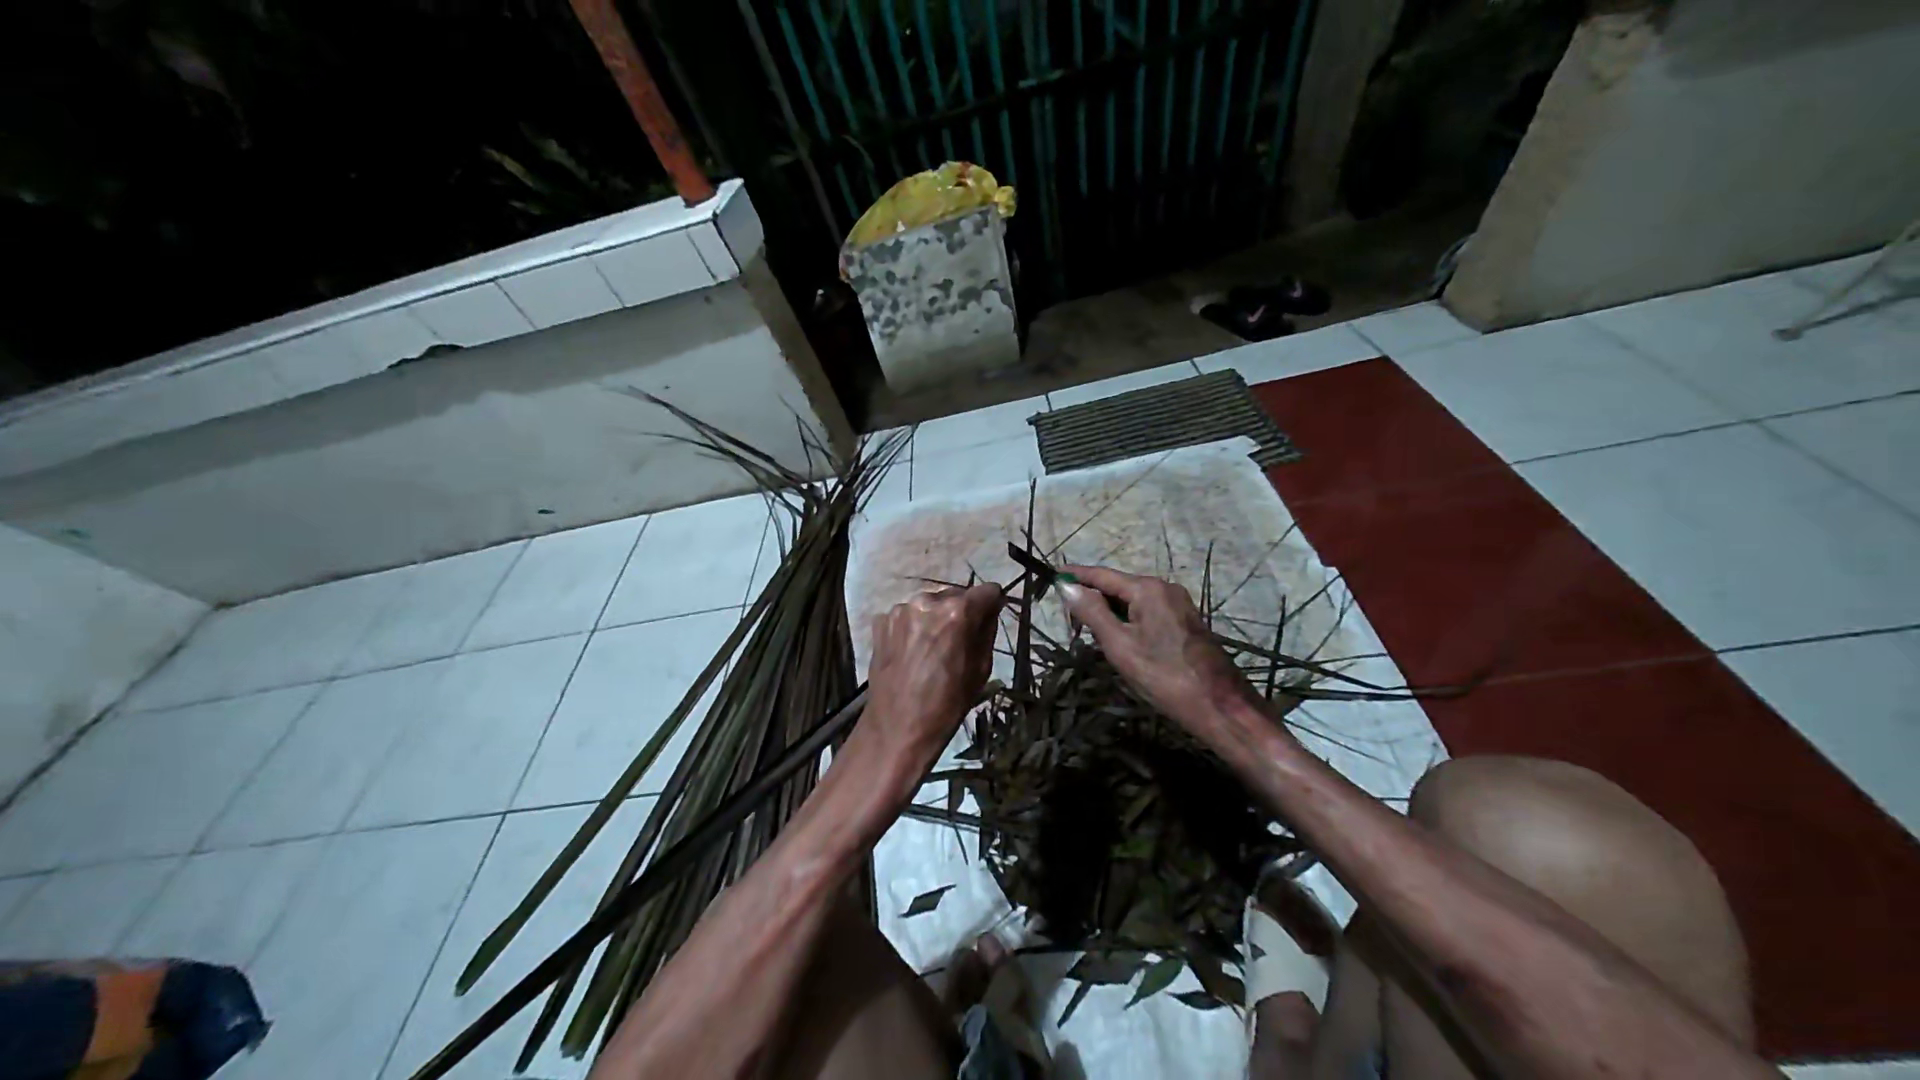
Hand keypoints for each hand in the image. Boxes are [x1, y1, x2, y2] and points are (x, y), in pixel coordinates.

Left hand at [864, 583, 1003, 769]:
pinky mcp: (882, 621)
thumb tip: (990, 609)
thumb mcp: (981, 668)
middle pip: (955, 595)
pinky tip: (911, 652)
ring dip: (935, 619)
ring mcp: (900, 609)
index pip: (987, 590)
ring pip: (929, 606)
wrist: (898, 726)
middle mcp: (927, 601)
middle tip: (957, 641)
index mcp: (957, 612)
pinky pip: (907, 616)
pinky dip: (913, 628)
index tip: (989, 618)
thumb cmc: (947, 703)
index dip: (991, 604)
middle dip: (960, 612)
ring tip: (931, 649)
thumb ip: (987, 630)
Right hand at [1059, 565, 1263, 748]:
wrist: (1218, 705)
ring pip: (1133, 600)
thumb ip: (1092, 613)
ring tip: (1085, 628)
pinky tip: (1115, 637)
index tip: (1052, 574)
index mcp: (1148, 589)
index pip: (1102, 575)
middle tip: (1066, 616)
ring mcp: (1178, 604)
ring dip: (1109, 611)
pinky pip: (1147, 612)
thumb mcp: (1119, 645)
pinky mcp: (1184, 622)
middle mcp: (1164, 588)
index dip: (1076, 575)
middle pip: (1118, 585)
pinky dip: (1127, 619)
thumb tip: (1067, 586)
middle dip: (1091, 597)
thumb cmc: (1164, 676)